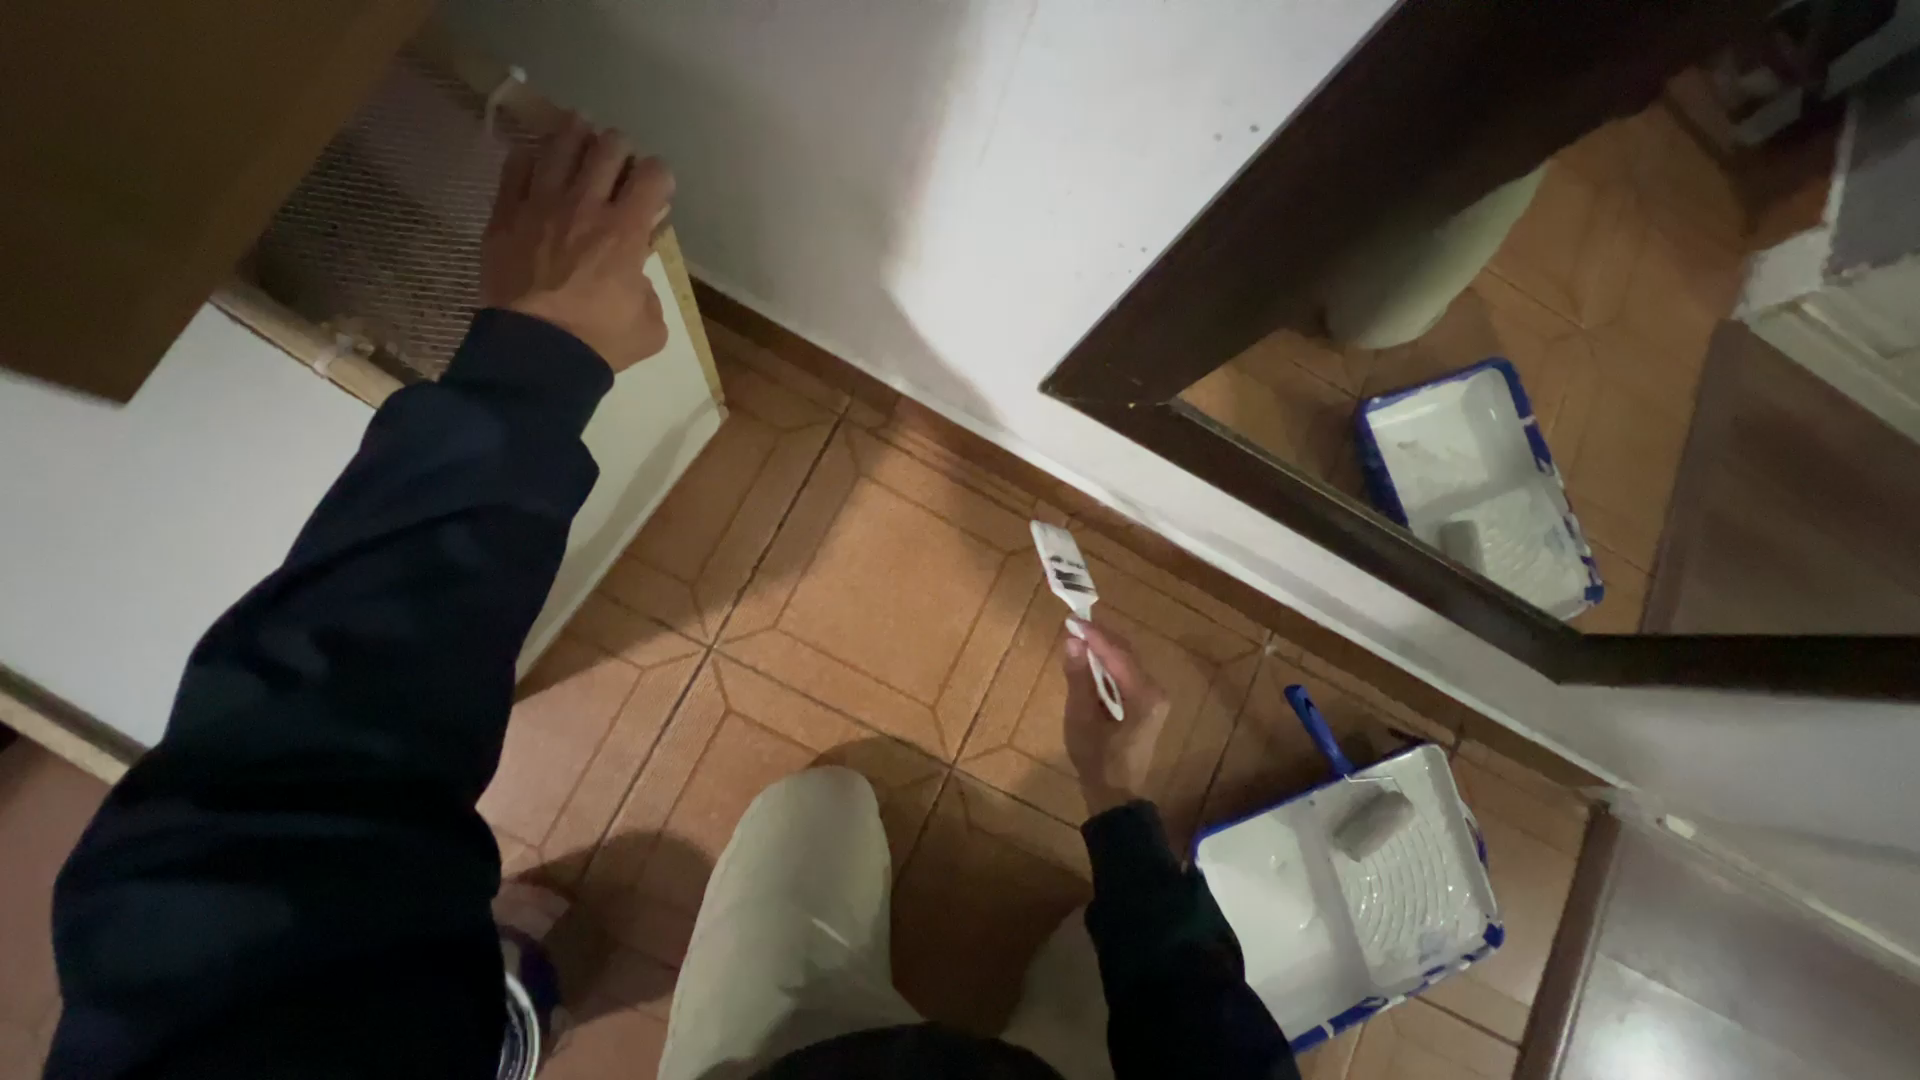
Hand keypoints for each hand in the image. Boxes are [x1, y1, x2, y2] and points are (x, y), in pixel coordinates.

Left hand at [481, 115, 675, 374]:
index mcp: (627, 231)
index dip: (661, 175)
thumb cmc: (601, 342)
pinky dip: (532, 158)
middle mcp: (586, 205)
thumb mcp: (650, 326)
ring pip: (560, 146)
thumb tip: (636, 279)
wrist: (538, 352)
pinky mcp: (505, 214)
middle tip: (621, 159)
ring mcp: (541, 204)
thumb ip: (649, 293)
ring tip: (580, 132)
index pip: (653, 176)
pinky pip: (516, 167)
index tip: (659, 188)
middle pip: (608, 148)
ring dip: (576, 136)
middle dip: (621, 148)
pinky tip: (538, 162)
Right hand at [1062, 620, 1170, 818]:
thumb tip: (1073, 641)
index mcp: (1144, 695)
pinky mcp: (1148, 704)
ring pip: (1127, 662)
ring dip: (1104, 649)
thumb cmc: (1097, 759)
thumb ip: (1078, 678)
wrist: (1116, 794)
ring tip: (1078, 638)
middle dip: (1100, 637)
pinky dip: (1109, 664)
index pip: (1117, 654)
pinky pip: (1127, 674)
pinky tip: (1091, 661)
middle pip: (1126, 653)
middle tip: (1072, 625)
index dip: (1094, 635)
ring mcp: (1154, 698)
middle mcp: (1156, 691)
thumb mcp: (1081, 718)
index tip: (1071, 620)